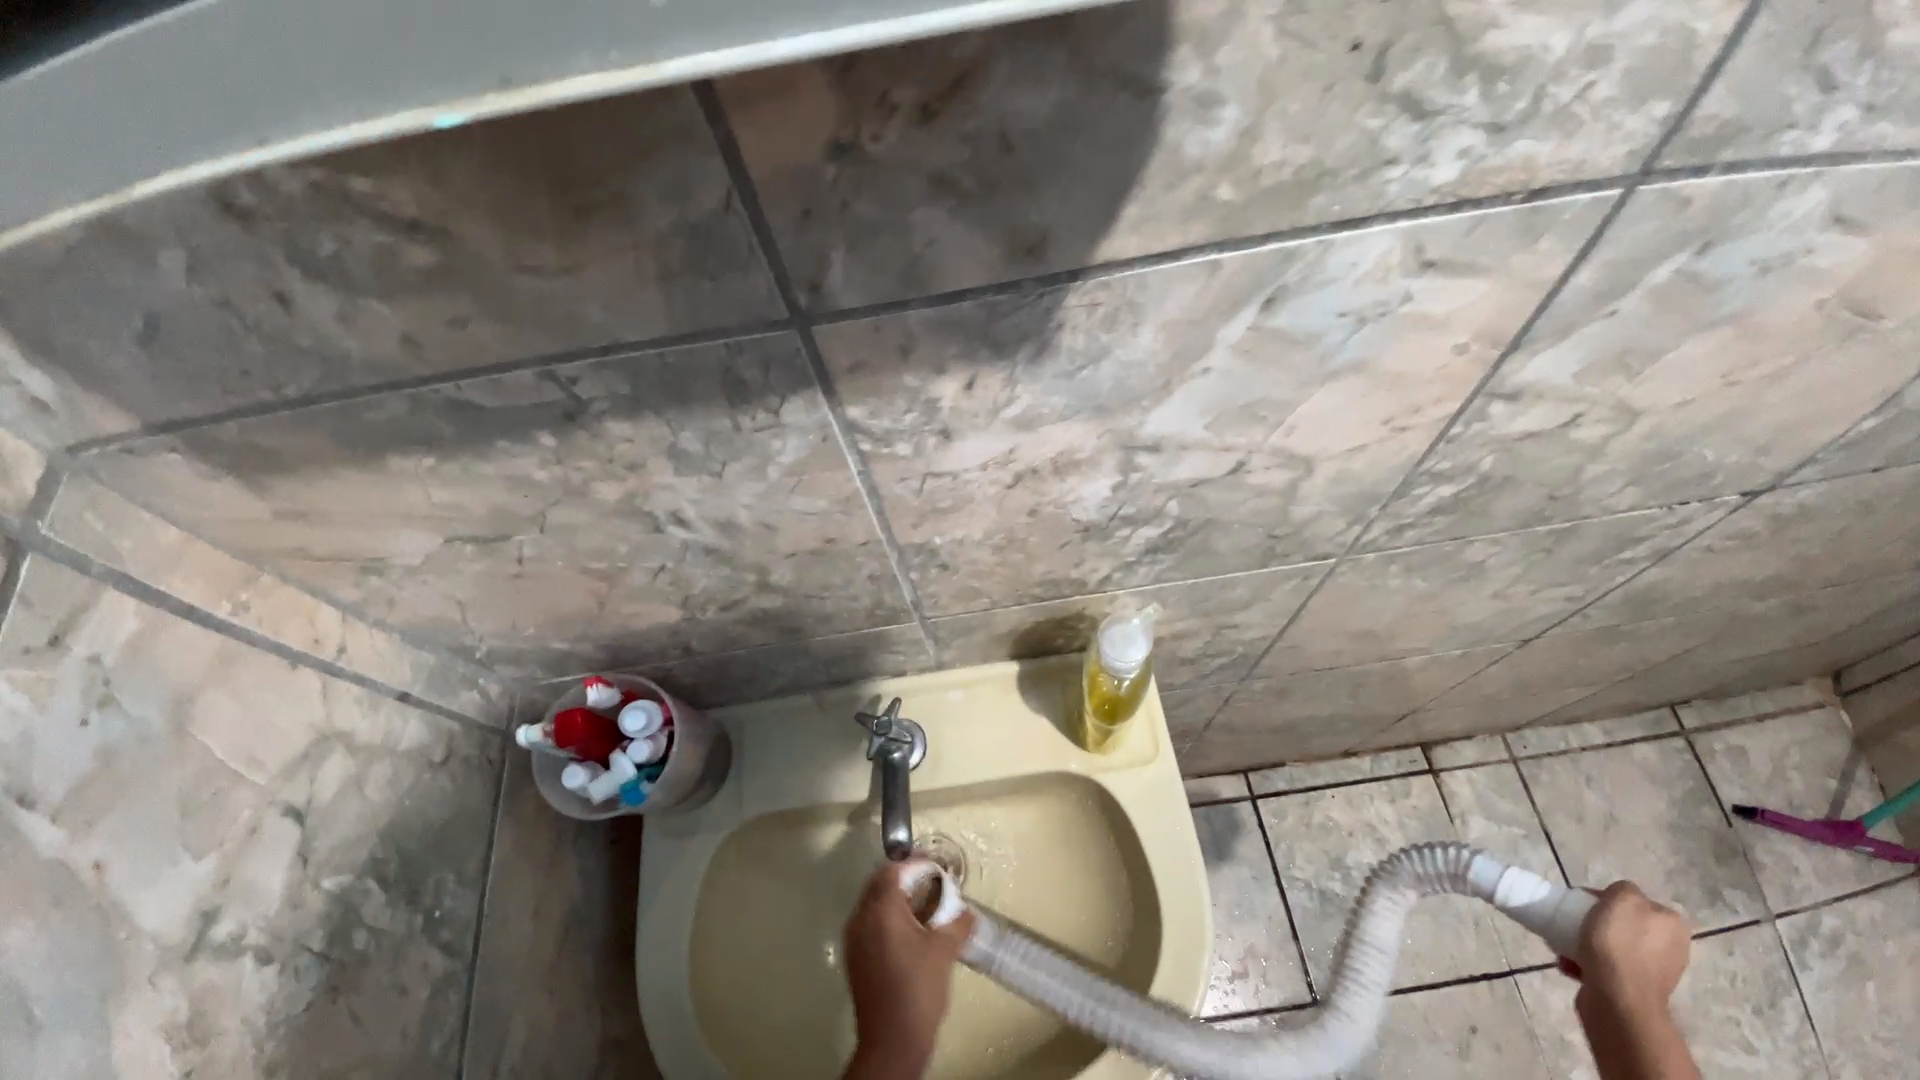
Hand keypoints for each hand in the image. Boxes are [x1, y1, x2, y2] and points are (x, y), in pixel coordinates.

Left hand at [842, 861, 975, 1077]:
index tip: (936, 866)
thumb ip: (957, 922)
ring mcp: (854, 939)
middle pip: (880, 884)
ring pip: (874, 904)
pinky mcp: (855, 958)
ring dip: (897, 899)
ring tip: (925, 907)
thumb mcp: (945, 950)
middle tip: (932, 883)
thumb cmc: (919, 989)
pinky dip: (889, 919)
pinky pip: (870, 924)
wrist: (892, 1041)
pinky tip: (911, 932)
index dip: (915, 863)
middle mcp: (861, 919)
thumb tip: (965, 911)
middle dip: (906, 879)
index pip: (893, 870)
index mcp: (881, 910)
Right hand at [1572, 881, 1691, 1014]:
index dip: (1608, 899)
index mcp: (1673, 924)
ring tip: (1567, 947)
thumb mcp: (1622, 898)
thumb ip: (1625, 888)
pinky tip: (1572, 964)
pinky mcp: (1637, 990)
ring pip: (1613, 946)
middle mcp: (1672, 947)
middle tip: (1573, 923)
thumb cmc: (1619, 943)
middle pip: (1624, 925)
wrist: (1618, 997)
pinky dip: (1588, 963)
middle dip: (1597, 924)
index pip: (1637, 901)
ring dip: (1589, 944)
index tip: (1584, 904)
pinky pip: (1608, 967)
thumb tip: (1620, 898)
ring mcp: (1656, 972)